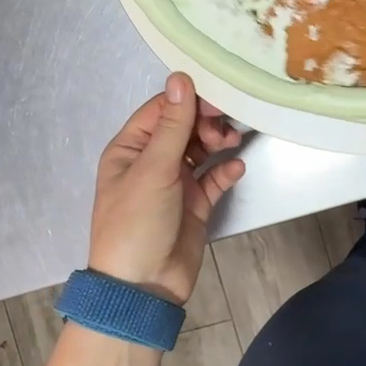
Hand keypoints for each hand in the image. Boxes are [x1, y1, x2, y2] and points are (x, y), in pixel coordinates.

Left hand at [87, 73, 244, 304]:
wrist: (142, 287)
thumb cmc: (137, 222)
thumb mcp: (153, 169)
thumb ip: (173, 124)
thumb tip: (181, 77)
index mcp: (130, 149)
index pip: (162, 110)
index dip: (189, 101)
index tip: (217, 99)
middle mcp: (152, 162)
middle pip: (184, 127)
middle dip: (206, 122)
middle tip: (225, 128)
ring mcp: (174, 184)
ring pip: (201, 150)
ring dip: (218, 143)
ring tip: (232, 144)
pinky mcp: (195, 205)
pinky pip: (213, 179)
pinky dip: (225, 171)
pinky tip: (235, 170)